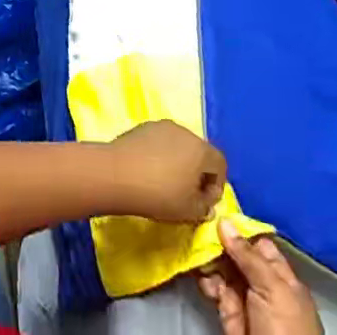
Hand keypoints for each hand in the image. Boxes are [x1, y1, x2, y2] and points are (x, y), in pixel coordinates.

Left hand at [105, 120, 225, 222]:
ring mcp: (159, 126)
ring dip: (178, 162)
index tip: (204, 201)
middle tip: (187, 193)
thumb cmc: (160, 194)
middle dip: (197, 172)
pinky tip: (149, 171)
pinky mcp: (140, 127)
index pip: (220, 164)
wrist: (116, 174)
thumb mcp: (191, 210)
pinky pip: (159, 142)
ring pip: (178, 145)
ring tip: (167, 183)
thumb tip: (206, 200)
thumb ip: (206, 205)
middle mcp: (183, 131)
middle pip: (199, 152)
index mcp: (201, 149)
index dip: (216, 184)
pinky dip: (160, 155)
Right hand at [198, 219, 322, 334]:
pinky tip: (196, 272)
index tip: (214, 209)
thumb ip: (249, 256)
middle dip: (216, 239)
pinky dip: (203, 278)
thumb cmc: (285, 329)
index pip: (258, 243)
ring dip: (206, 257)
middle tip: (195, 223)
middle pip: (235, 252)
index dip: (238, 227)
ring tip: (192, 246)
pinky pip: (212, 287)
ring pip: (220, 267)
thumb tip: (224, 221)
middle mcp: (261, 283)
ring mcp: (243, 297)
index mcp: (281, 277)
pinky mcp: (226, 310)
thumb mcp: (273, 289)